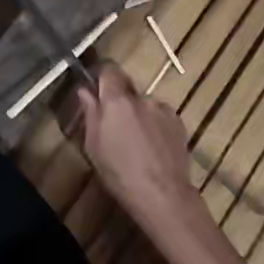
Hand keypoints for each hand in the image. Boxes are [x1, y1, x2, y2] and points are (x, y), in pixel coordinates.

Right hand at [76, 65, 193, 218]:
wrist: (161, 192)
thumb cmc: (119, 172)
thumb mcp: (94, 145)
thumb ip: (91, 113)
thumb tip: (85, 91)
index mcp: (117, 101)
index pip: (109, 70)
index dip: (102, 76)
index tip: (96, 88)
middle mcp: (143, 98)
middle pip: (128, 90)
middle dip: (120, 103)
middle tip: (115, 128)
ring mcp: (164, 109)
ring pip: (146, 105)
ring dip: (139, 116)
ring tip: (137, 144)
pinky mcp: (179, 122)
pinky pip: (161, 116)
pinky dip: (155, 125)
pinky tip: (153, 147)